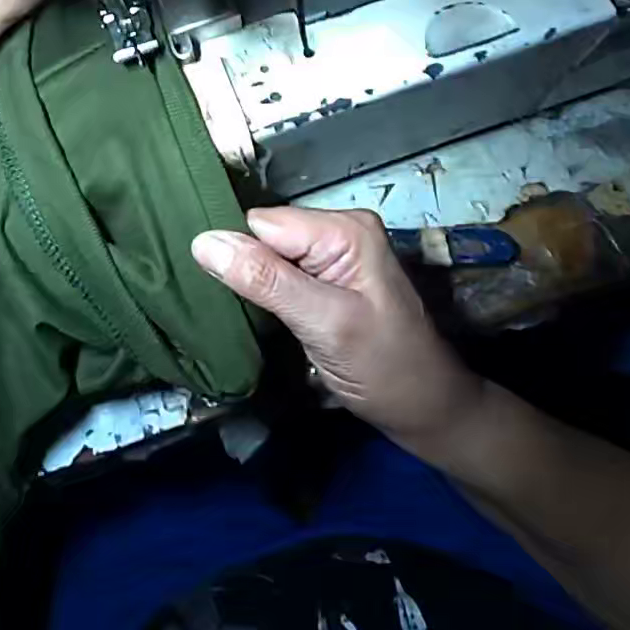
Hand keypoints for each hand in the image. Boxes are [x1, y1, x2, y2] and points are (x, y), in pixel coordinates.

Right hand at [192, 207, 486, 447]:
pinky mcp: (330, 274)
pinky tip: (268, 312)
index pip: (263, 223)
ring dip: (257, 282)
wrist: (426, 406)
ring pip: (270, 252)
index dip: (241, 255)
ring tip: (256, 316)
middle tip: (248, 312)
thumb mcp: (324, 324)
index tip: (230, 296)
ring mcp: (336, 251)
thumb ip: (267, 280)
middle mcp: (340, 227)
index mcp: (344, 228)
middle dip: (249, 268)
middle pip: (266, 235)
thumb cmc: (385, 368)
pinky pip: (284, 268)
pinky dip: (270, 290)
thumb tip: (204, 241)